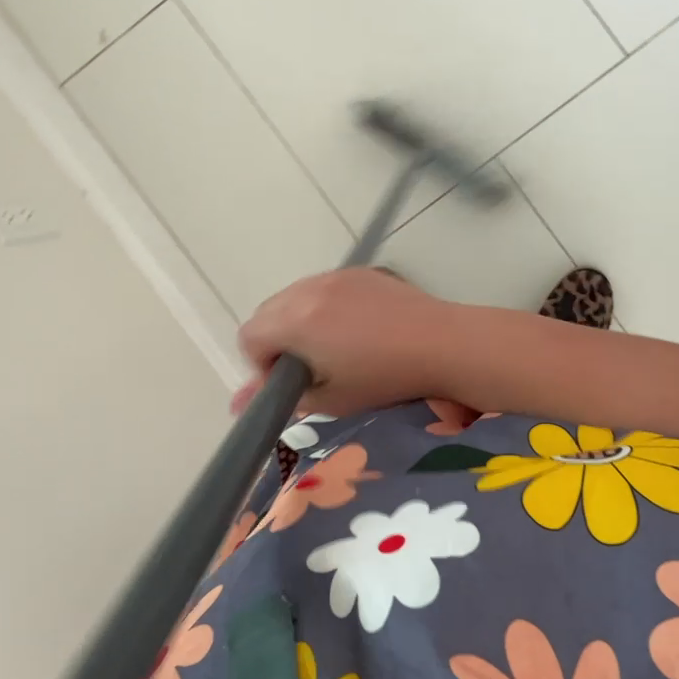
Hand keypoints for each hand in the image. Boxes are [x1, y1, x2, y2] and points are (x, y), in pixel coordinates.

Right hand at [232, 268, 457, 417]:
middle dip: (278, 341)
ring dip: (300, 322)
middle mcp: (309, 289)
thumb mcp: (330, 399)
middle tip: (311, 368)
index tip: (292, 383)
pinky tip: (358, 329)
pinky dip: (325, 307)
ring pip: (295, 297)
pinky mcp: (360, 272)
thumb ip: (281, 397)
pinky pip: (324, 288)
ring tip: (336, 348)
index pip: (249, 337)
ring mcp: (336, 275)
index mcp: (295, 319)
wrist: (441, 343)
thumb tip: (238, 406)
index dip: (262, 366)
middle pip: (268, 312)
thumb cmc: (384, 378)